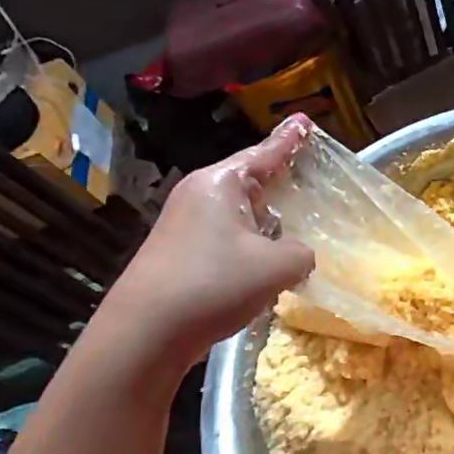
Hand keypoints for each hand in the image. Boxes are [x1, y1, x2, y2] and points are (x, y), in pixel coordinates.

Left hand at [101, 115, 316, 357]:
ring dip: (266, 216)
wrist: (145, 332)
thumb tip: (297, 255)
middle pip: (250, 179)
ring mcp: (185, 224)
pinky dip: (251, 241)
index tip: (305, 121)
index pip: (265, 153)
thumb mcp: (276, 266)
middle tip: (308, 170)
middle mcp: (200, 195)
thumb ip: (301, 253)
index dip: (290, 139)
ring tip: (295, 216)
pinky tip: (267, 259)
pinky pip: (226, 236)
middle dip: (279, 177)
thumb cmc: (213, 284)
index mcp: (221, 183)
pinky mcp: (180, 253)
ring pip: (238, 212)